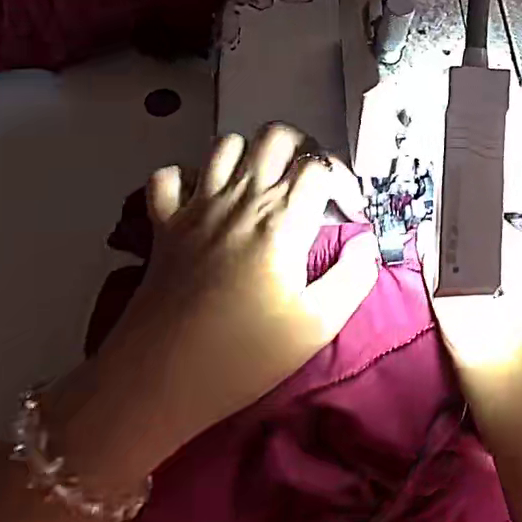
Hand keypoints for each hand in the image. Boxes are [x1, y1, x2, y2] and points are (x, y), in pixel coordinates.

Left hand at [55, 125, 376, 481]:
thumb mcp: (317, 325)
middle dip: (305, 150)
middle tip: (314, 186)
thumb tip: (367, 244)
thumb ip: (354, 277)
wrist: (154, 385)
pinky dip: (191, 177)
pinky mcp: (163, 225)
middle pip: (277, 136)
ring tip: (268, 187)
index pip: (321, 166)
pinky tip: (208, 199)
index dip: (344, 181)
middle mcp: (240, 201)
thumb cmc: (242, 356)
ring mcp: (196, 208)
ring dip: (254, 155)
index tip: (349, 214)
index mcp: (281, 221)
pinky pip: (169, 176)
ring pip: (227, 144)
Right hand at [429, 223, 521, 458]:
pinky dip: (519, 305)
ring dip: (501, 288)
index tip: (449, 257)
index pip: (503, 237)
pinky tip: (503, 332)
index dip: (469, 243)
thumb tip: (428, 238)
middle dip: (485, 270)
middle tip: (463, 297)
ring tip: (483, 319)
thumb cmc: (504, 391)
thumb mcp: (462, 330)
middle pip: (515, 256)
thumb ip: (442, 280)